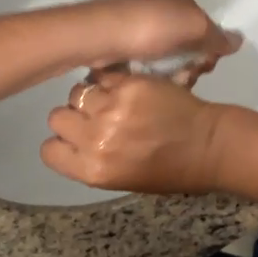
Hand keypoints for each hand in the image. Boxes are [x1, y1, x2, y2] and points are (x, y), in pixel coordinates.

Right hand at [41, 71, 233, 195]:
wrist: (207, 147)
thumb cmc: (168, 171)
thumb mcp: (120, 179)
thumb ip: (91, 160)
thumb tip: (72, 139)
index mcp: (92, 170)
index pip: (49, 151)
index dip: (62, 143)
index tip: (77, 139)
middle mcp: (96, 139)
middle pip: (57, 116)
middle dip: (73, 116)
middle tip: (95, 117)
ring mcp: (112, 108)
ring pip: (77, 92)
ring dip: (90, 96)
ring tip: (111, 100)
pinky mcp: (129, 85)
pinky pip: (102, 77)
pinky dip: (110, 82)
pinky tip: (126, 89)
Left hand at [85, 0, 241, 69]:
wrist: (98, 35)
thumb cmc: (150, 28)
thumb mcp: (192, 27)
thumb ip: (216, 36)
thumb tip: (239, 40)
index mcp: (181, 2)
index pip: (207, 30)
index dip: (208, 52)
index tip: (202, 69)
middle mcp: (162, 11)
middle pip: (187, 46)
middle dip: (188, 65)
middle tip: (181, 79)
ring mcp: (140, 28)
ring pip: (166, 58)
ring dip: (168, 74)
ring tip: (161, 85)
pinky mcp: (123, 44)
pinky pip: (146, 64)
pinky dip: (148, 74)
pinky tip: (144, 84)